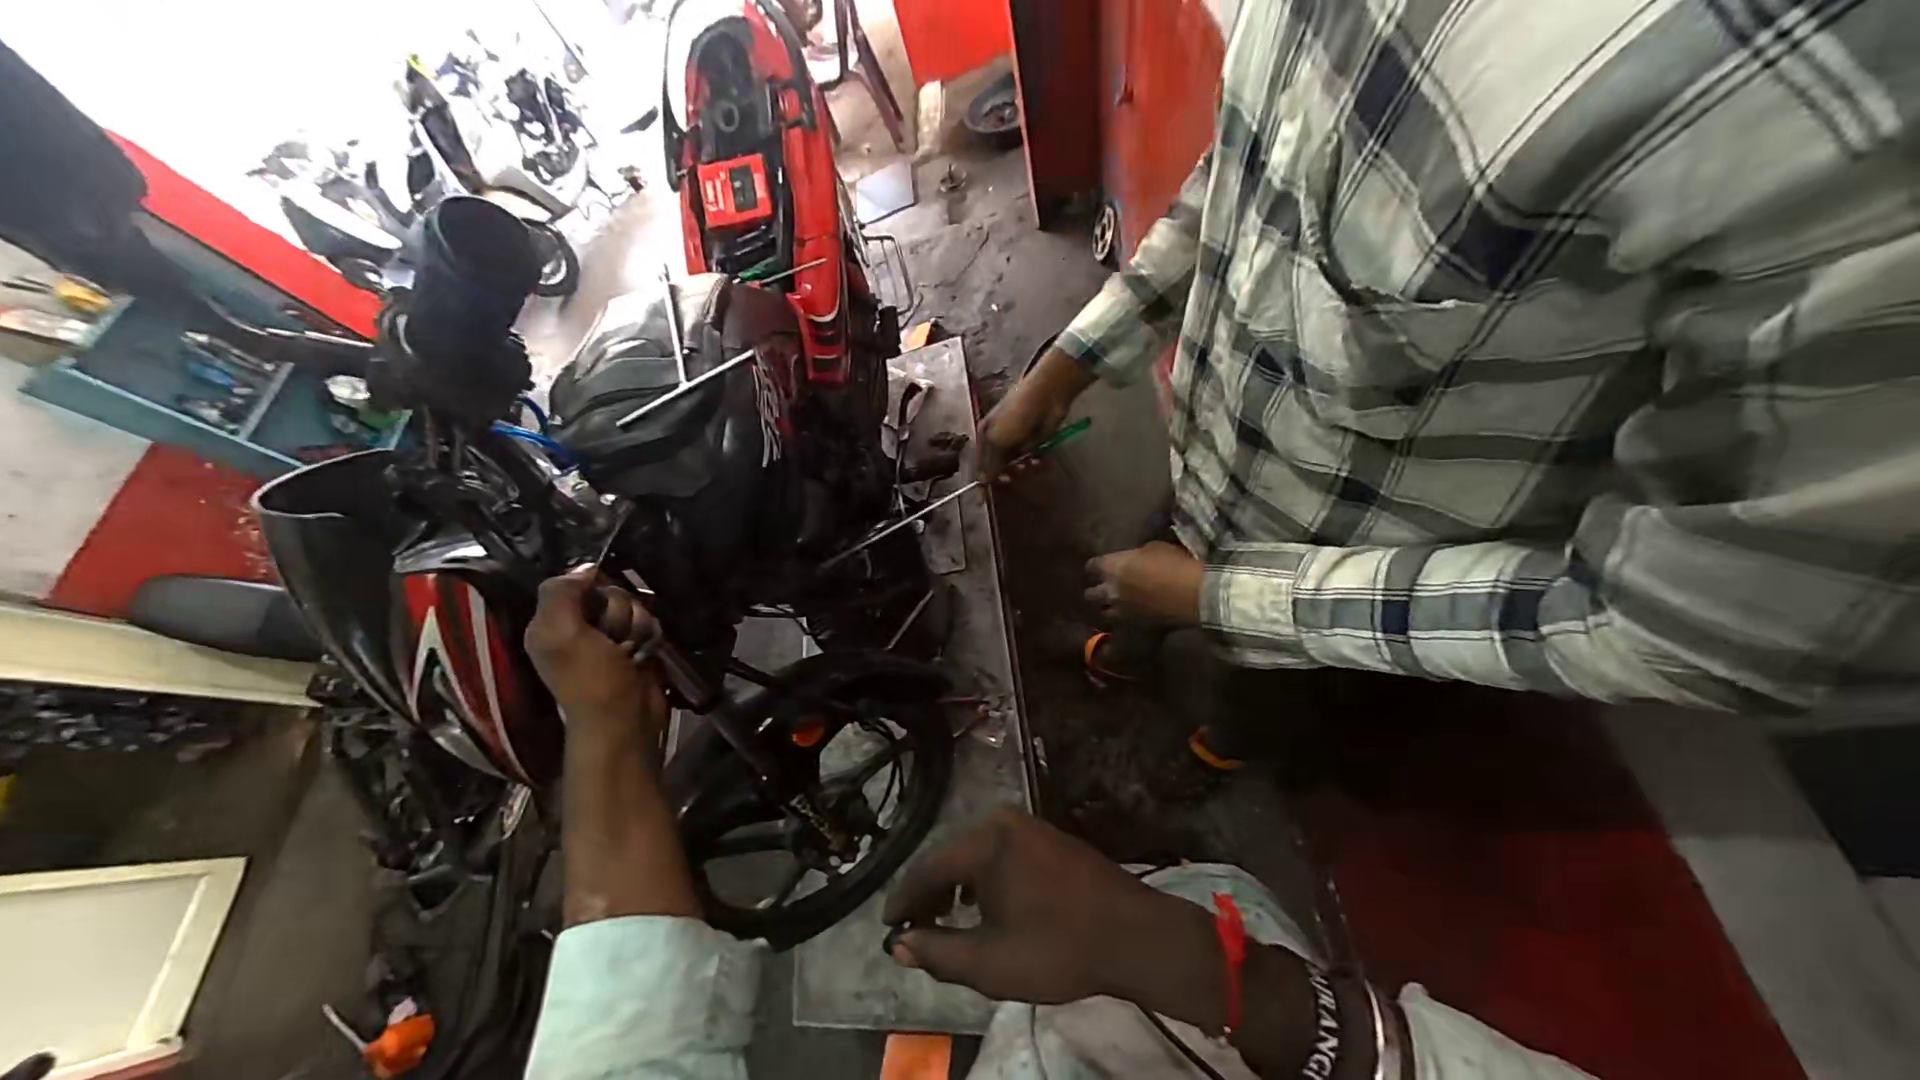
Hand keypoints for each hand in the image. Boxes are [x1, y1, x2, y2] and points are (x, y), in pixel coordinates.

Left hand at [524, 565, 665, 733]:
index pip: (580, 581)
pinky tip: (645, 653)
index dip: (595, 590)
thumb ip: (561, 593)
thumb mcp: (561, 634)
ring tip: (631, 650)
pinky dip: (651, 636)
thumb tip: (586, 568)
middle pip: (613, 592)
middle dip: (620, 612)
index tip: (596, 609)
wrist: (626, 719)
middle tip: (613, 639)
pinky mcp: (636, 647)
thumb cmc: (591, 680)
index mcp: (552, 621)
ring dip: (639, 626)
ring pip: (636, 606)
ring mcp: (610, 638)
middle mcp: (578, 627)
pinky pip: (651, 623)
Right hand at [883, 811, 1222, 1020]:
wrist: (1134, 935)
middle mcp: (1003, 821)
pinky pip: (1001, 851)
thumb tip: (898, 944)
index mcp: (985, 842)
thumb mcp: (991, 962)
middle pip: (951, 855)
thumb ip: (938, 952)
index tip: (889, 925)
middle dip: (931, 891)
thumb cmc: (1058, 948)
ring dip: (958, 884)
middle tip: (916, 927)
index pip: (929, 867)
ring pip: (977, 853)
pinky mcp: (1048, 836)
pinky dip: (985, 877)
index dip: (905, 898)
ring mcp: (1029, 825)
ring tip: (947, 918)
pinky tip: (986, 903)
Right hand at [977, 347, 1093, 480]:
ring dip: (1023, 470)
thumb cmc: (1015, 415)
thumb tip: (982, 481)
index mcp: (984, 436)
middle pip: (998, 467)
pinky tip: (1040, 462)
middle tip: (1011, 478)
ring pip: (1016, 466)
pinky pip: (1032, 460)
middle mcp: (999, 440)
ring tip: (1029, 465)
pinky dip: (1036, 464)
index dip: (982, 480)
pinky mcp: (1035, 443)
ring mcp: (1017, 442)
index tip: (983, 498)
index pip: (979, 463)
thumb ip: (990, 462)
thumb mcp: (997, 439)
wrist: (1045, 397)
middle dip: (1005, 475)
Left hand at [1085, 541, 1204, 623]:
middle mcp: (1109, 591)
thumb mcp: (1153, 548)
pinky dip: (1123, 628)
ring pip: (1104, 614)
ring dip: (1109, 610)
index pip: (1091, 566)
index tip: (1100, 568)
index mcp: (1111, 567)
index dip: (1095, 568)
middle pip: (1090, 595)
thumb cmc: (1172, 564)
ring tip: (1118, 609)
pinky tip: (1130, 626)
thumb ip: (1137, 557)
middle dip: (1096, 593)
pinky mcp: (1133, 629)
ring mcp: (1120, 613)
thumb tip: (1136, 561)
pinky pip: (1121, 631)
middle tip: (1106, 591)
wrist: (1190, 594)